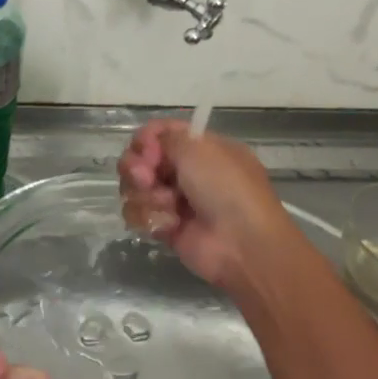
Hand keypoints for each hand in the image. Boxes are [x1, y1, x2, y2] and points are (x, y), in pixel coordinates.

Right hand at [118, 119, 297, 289]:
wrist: (243, 244)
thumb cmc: (226, 188)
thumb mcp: (199, 148)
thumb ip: (167, 137)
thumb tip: (149, 146)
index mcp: (201, 149)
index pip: (160, 134)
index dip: (146, 140)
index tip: (148, 151)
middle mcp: (187, 172)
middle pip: (141, 160)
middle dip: (137, 167)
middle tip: (146, 178)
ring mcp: (175, 200)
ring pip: (135, 188)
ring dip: (146, 196)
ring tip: (167, 205)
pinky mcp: (165, 227)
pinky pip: (139, 215)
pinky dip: (150, 218)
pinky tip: (170, 224)